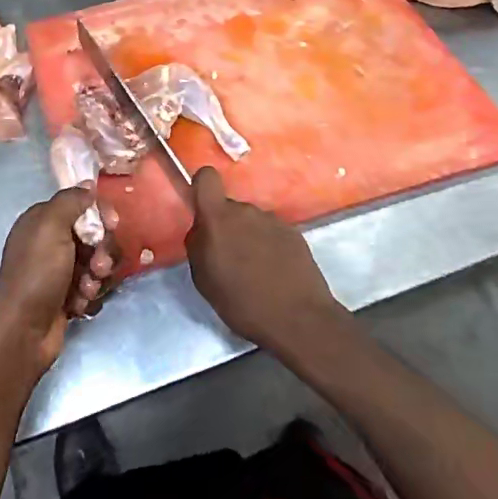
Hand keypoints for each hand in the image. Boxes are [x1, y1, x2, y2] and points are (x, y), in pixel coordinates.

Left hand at [0, 188, 116, 373]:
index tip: (113, 225)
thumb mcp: (50, 226)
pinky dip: (90, 296)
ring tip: (86, 290)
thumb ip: (70, 201)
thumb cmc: (36, 272)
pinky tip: (79, 305)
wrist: (23, 329)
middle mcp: (51, 242)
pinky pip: (93, 288)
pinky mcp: (68, 296)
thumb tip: (87, 184)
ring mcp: (60, 270)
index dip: (100, 215)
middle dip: (102, 252)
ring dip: (97, 277)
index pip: (81, 206)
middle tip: (98, 267)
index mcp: (43, 220)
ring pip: (97, 264)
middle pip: (94, 237)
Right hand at [187, 166, 351, 351]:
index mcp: (218, 218)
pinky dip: (270, 248)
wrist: (300, 320)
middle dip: (227, 226)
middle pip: (230, 208)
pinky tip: (275, 274)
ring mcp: (273, 221)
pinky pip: (273, 234)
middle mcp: (246, 211)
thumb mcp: (203, 278)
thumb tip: (203, 231)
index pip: (207, 177)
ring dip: (249, 238)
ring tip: (255, 271)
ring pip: (252, 222)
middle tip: (230, 258)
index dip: (203, 186)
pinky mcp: (295, 234)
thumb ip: (198, 244)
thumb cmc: (242, 301)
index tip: (204, 207)